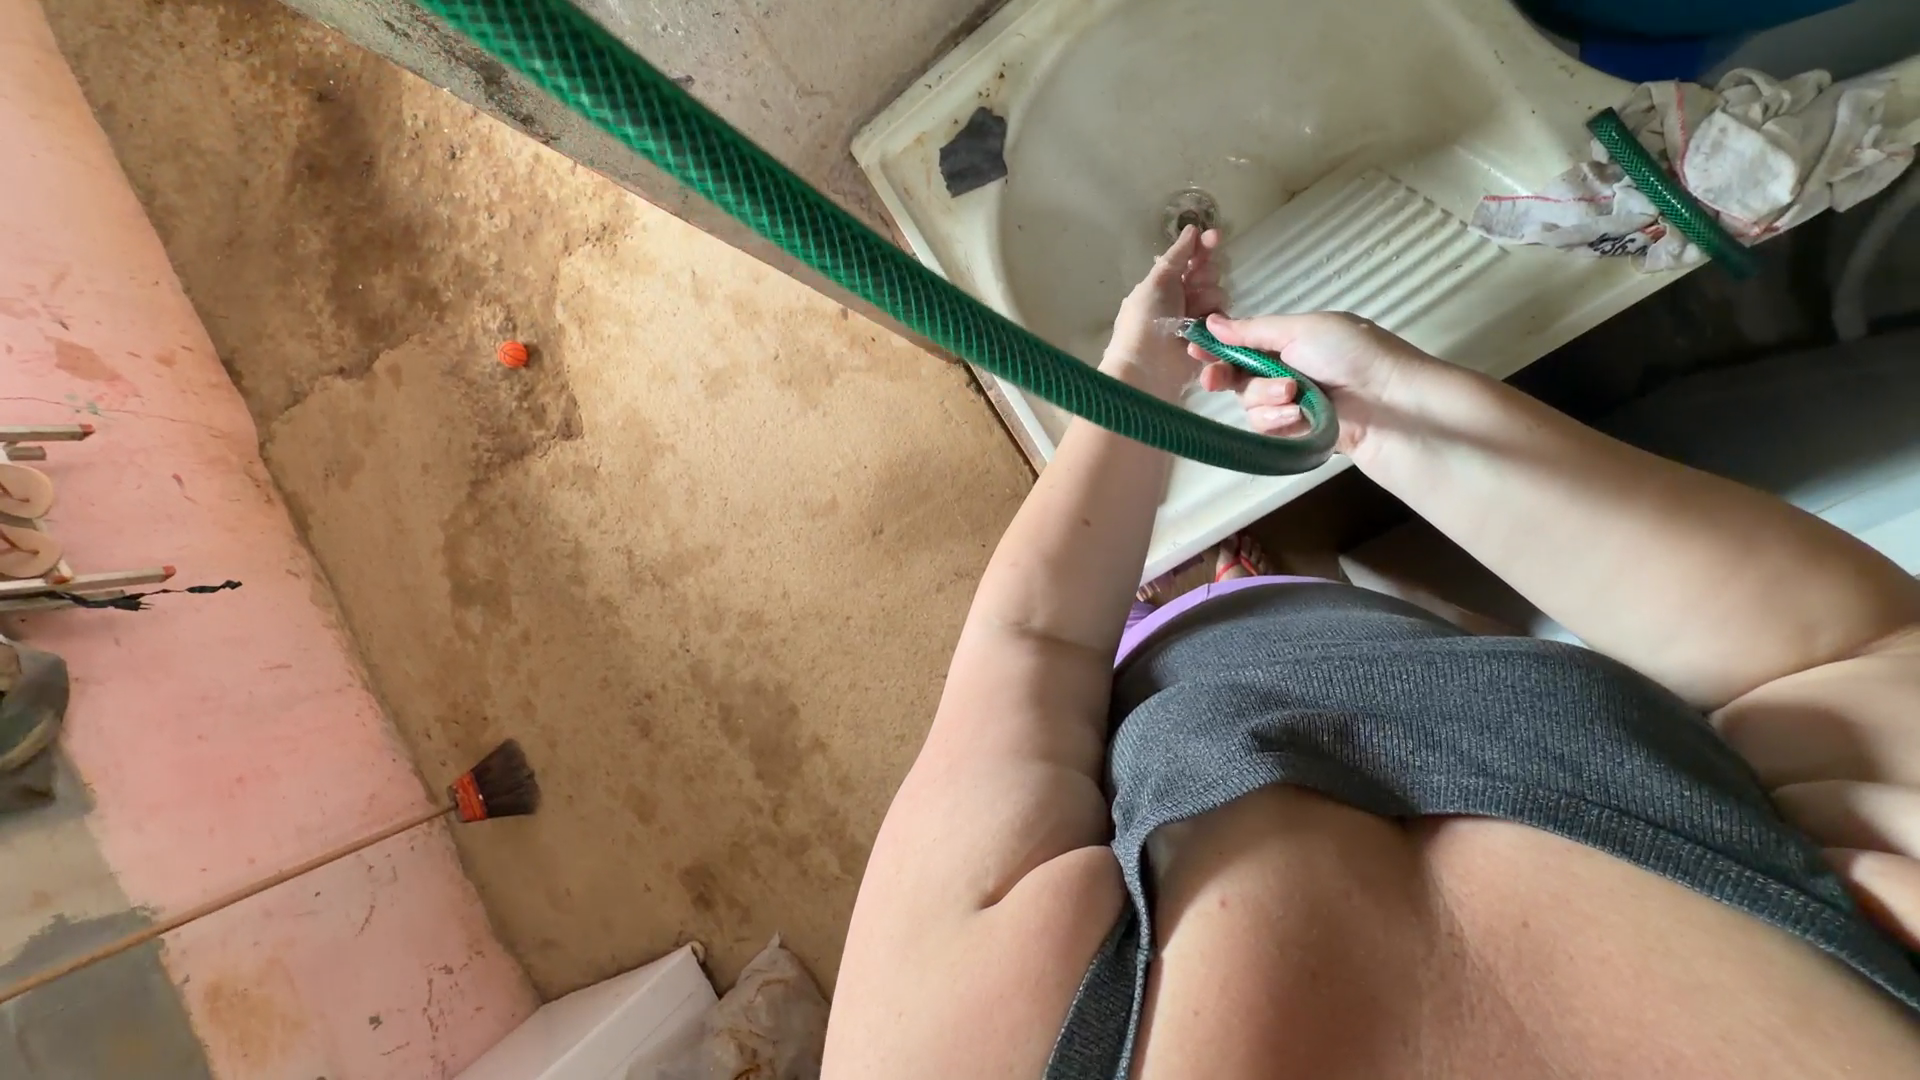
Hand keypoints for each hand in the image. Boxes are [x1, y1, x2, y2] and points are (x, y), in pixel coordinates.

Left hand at [1099, 225, 1225, 401]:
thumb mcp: (1156, 282)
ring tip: (1193, 317)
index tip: (1215, 238)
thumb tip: (1191, 229)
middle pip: (1209, 275)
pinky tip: (1204, 328)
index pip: (1190, 260)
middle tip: (1191, 290)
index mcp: (1163, 285)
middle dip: (1204, 277)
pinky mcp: (1208, 341)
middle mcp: (1180, 300)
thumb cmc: (1145, 321)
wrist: (1146, 368)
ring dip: (1208, 301)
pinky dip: (1215, 322)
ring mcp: (1195, 321)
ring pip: (1219, 296)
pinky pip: (1224, 321)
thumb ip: (1177, 255)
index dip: (1203, 247)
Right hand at [1189, 311, 1433, 458]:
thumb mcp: (1303, 330)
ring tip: (1293, 396)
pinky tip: (1298, 418)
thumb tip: (1212, 322)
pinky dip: (1276, 422)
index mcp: (1287, 341)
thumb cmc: (1351, 354)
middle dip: (1226, 377)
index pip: (1240, 344)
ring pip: (1247, 403)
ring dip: (1264, 399)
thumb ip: (1253, 330)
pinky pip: (1263, 428)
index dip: (1215, 348)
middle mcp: (1283, 371)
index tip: (1195, 351)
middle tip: (1215, 380)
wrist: (1390, 403)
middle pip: (1234, 377)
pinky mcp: (1292, 432)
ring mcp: (1288, 403)